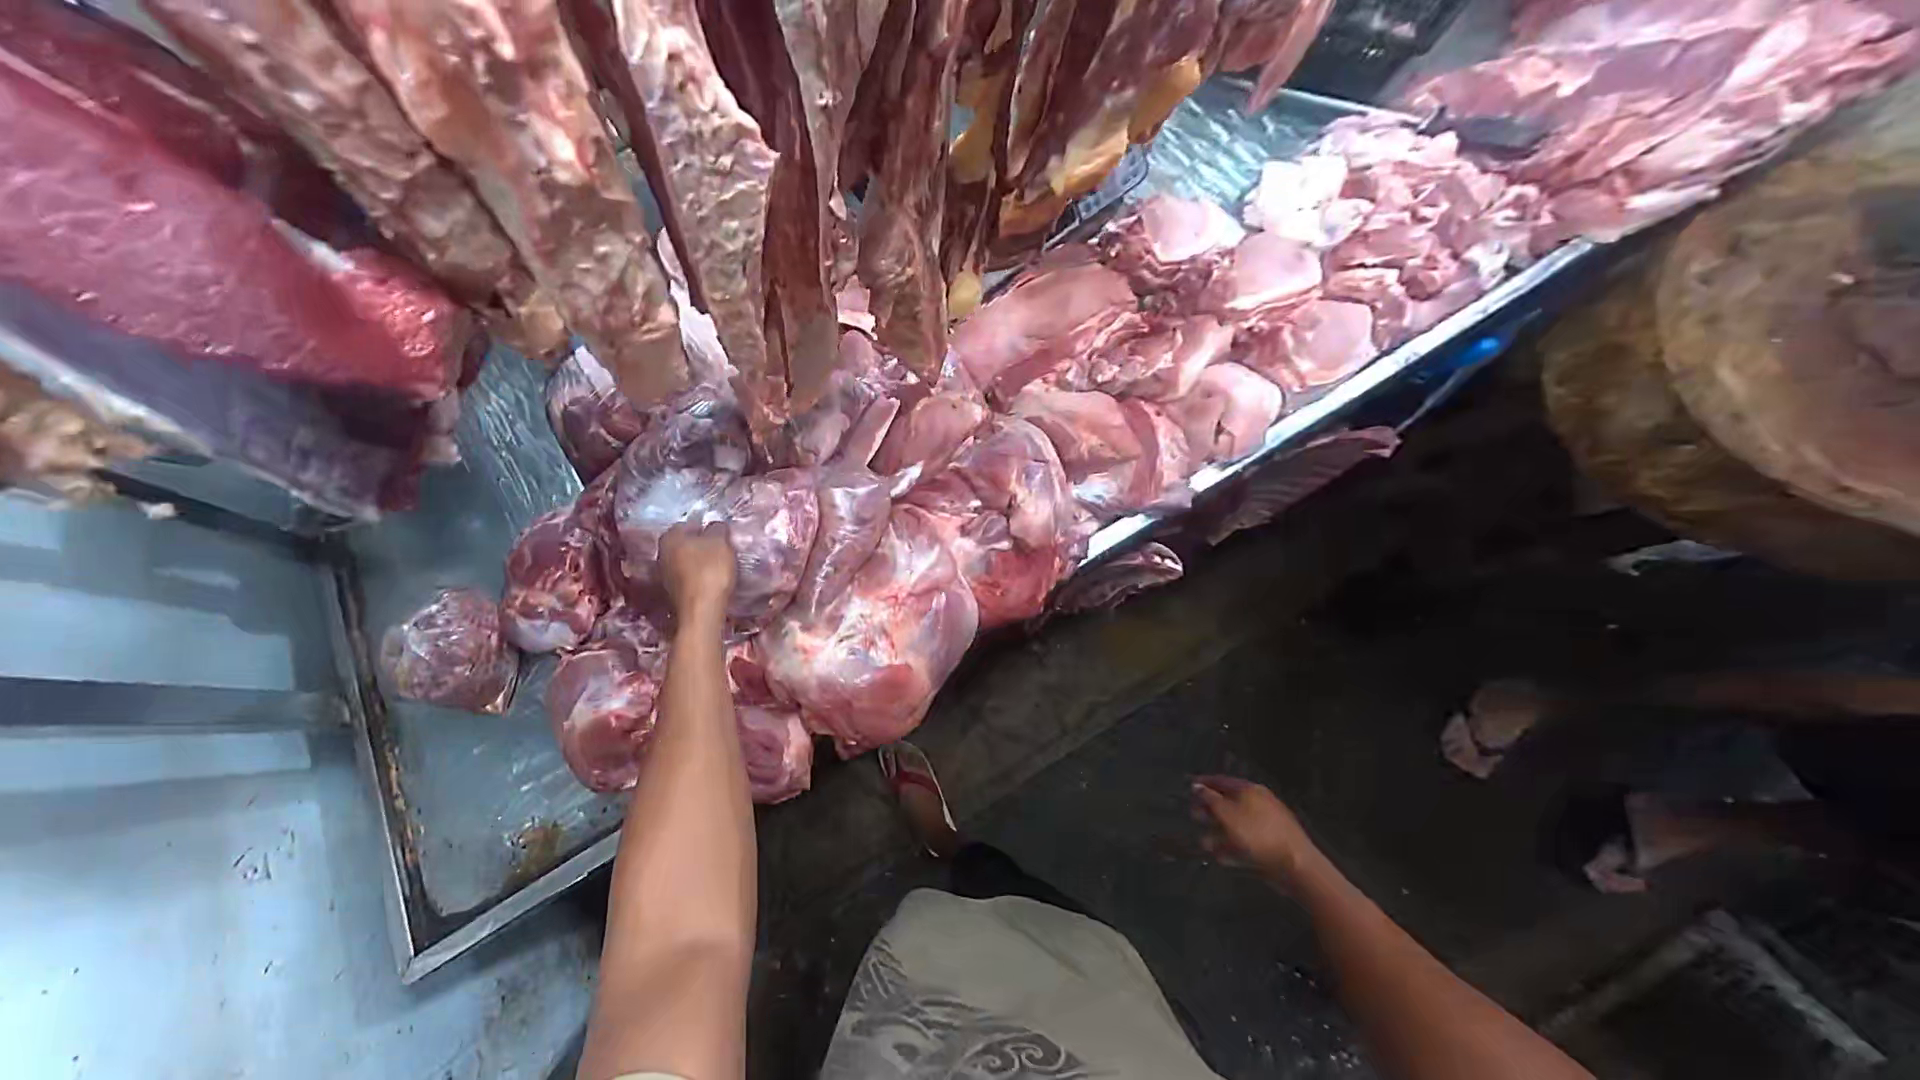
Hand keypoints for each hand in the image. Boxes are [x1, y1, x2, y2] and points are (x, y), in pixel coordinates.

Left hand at [659, 521, 734, 624]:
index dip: (706, 527)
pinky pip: (687, 577)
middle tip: (721, 549)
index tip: (721, 536)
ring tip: (719, 566)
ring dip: (699, 562)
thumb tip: (715, 526)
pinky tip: (711, 581)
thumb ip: (717, 528)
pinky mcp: (672, 592)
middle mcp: (661, 553)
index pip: (688, 524)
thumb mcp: (720, 542)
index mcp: (669, 537)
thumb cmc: (710, 569)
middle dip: (701, 545)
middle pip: (685, 543)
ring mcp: (664, 575)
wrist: (702, 610)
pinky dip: (698, 577)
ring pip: (686, 561)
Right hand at [1193, 776, 1325, 890]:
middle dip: (1209, 811)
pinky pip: (1246, 841)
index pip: (1220, 780)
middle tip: (1194, 817)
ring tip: (1206, 844)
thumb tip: (1197, 786)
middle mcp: (1258, 802)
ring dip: (1218, 833)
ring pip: (1235, 824)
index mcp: (1249, 790)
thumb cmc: (1258, 834)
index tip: (1187, 787)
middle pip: (1227, 802)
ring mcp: (1265, 824)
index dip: (1203, 783)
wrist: (1296, 865)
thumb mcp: (1227, 813)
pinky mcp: (1270, 844)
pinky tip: (1224, 857)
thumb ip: (1209, 799)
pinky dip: (1233, 847)